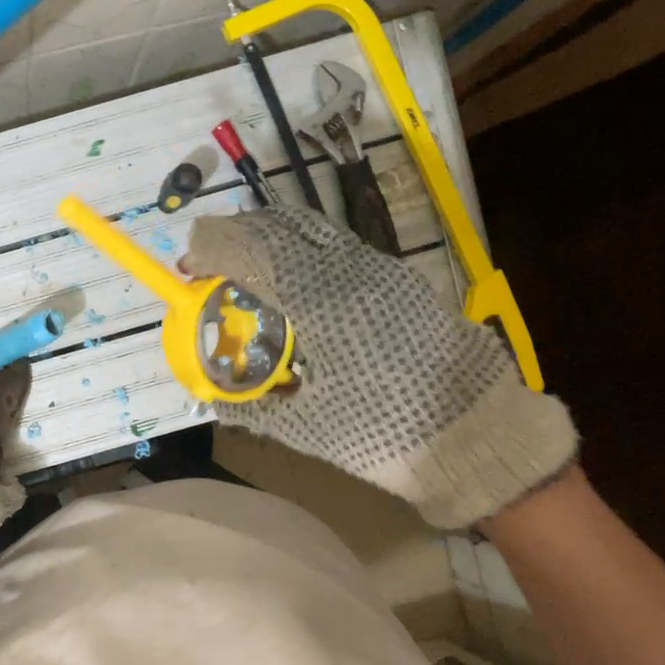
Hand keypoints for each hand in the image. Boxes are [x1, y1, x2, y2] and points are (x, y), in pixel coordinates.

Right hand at [182, 206, 576, 527]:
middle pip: (284, 227)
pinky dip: (305, 254)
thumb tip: (215, 398)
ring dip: (274, 240)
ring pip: (316, 233)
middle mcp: (353, 273)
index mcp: (322, 304)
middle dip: (240, 235)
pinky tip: (295, 284)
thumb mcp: (307, 429)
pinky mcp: (403, 283)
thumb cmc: (384, 435)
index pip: (255, 250)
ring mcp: (384, 272)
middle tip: (212, 260)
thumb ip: (254, 407)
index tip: (188, 260)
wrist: (476, 436)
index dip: (215, 247)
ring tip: (247, 267)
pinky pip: (341, 250)